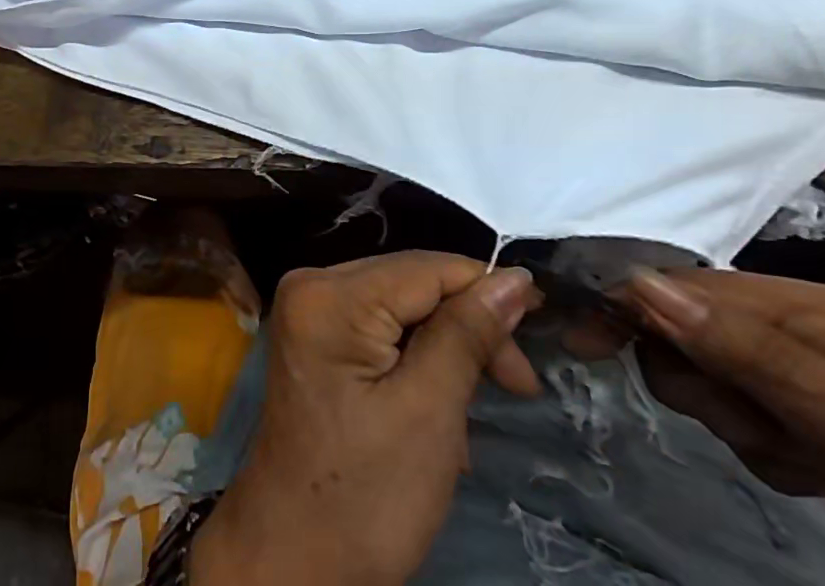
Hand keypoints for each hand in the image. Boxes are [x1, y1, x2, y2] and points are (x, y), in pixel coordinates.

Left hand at [190, 252, 542, 585]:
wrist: (289, 566)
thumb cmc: (364, 497)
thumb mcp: (430, 410)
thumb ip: (469, 333)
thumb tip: (514, 277)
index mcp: (331, 295)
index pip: (430, 268)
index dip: (489, 294)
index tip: (535, 336)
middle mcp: (313, 286)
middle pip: (415, 284)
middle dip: (470, 326)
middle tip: (517, 384)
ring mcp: (309, 313)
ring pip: (403, 307)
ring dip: (449, 349)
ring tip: (476, 406)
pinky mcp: (314, 341)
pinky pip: (380, 329)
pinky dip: (417, 361)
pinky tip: (439, 406)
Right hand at [613, 269, 824, 585]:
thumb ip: (767, 361)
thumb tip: (646, 286)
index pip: (723, 291)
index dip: (649, 305)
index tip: (581, 332)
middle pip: (723, 334)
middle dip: (717, 385)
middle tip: (766, 441)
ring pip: (738, 382)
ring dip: (749, 427)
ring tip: (812, 470)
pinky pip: (769, 422)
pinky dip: (775, 452)